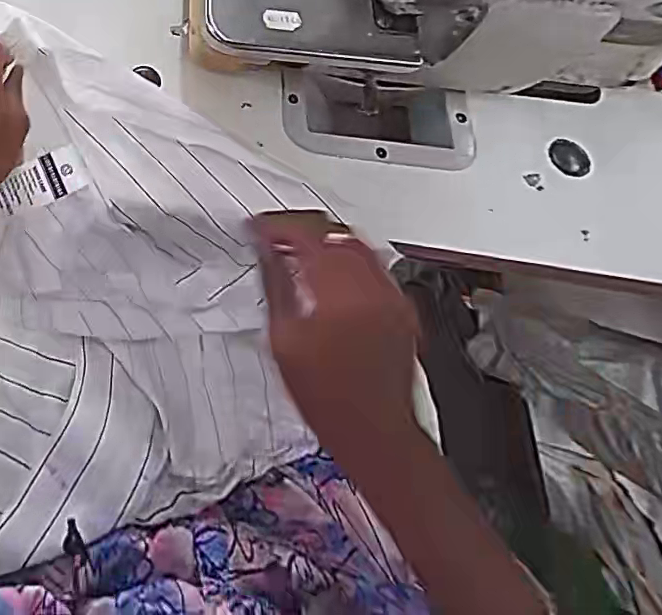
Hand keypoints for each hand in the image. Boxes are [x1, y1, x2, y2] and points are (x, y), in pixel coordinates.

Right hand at [253, 214, 419, 461]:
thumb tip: (266, 251)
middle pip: (331, 231)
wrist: (376, 434)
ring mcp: (389, 296)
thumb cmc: (328, 400)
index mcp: (336, 295)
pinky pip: (373, 263)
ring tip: (300, 247)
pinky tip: (330, 268)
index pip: (304, 236)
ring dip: (323, 237)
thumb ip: (275, 285)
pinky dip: (347, 255)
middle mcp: (368, 288)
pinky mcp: (401, 306)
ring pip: (354, 242)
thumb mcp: (285, 341)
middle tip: (276, 234)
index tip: (259, 228)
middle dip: (299, 226)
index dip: (276, 226)